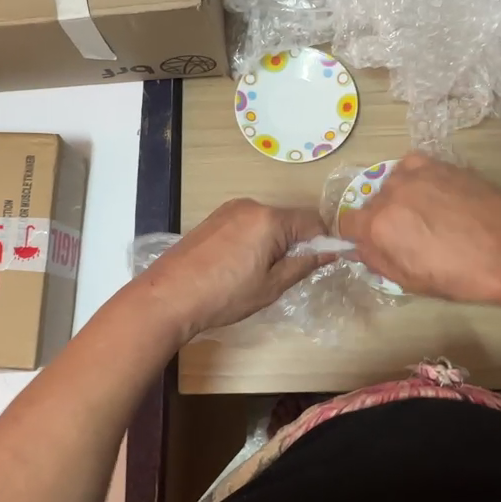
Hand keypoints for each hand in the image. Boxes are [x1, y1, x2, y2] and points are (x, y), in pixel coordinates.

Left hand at [129, 200, 331, 340]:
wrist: (170, 296)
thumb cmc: (225, 294)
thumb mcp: (272, 285)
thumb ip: (303, 264)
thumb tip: (330, 252)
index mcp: (269, 219)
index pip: (312, 221)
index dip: (323, 242)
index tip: (322, 263)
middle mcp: (251, 206)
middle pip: (288, 220)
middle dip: (295, 243)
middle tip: (286, 275)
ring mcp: (229, 210)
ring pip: (267, 222)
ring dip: (273, 243)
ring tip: (258, 275)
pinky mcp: (213, 219)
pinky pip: (247, 224)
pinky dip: (254, 241)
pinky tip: (240, 267)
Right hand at [336, 153, 500, 304]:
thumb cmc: (459, 276)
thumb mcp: (409, 281)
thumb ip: (376, 260)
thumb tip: (357, 248)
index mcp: (378, 226)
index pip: (346, 223)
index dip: (356, 236)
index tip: (372, 243)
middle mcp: (390, 194)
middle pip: (370, 204)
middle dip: (381, 219)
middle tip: (409, 236)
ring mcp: (416, 174)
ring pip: (391, 184)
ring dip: (400, 198)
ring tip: (427, 215)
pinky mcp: (439, 164)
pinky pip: (412, 167)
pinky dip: (415, 178)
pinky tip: (433, 194)